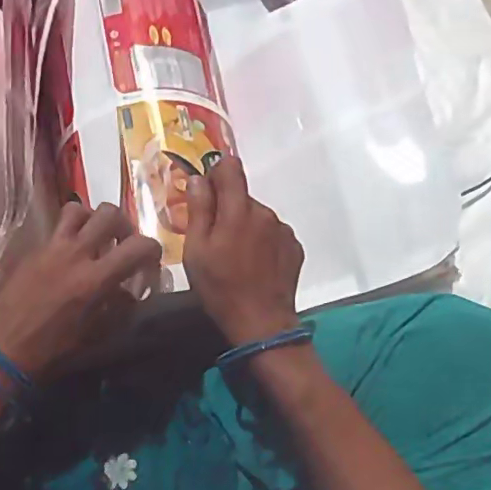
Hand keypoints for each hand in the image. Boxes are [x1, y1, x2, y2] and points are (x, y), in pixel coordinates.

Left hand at [0, 202, 162, 378]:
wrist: (3, 348)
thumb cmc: (53, 350)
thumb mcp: (96, 335)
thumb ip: (119, 308)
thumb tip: (131, 292)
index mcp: (95, 279)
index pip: (140, 246)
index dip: (153, 252)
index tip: (149, 266)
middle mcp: (75, 254)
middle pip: (110, 214)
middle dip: (125, 227)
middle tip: (123, 246)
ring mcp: (51, 248)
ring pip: (80, 210)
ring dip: (94, 220)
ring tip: (95, 241)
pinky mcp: (34, 250)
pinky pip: (57, 226)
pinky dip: (71, 231)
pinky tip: (71, 254)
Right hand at [182, 157, 304, 344]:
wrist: (261, 322)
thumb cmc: (220, 288)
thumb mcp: (196, 251)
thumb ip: (199, 210)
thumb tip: (197, 179)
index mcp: (238, 210)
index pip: (230, 167)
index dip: (215, 175)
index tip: (206, 196)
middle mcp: (265, 212)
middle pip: (243, 196)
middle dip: (228, 210)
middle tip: (216, 242)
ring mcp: (283, 230)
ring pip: (258, 217)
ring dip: (246, 228)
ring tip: (237, 260)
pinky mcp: (294, 247)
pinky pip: (273, 235)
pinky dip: (262, 243)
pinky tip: (255, 267)